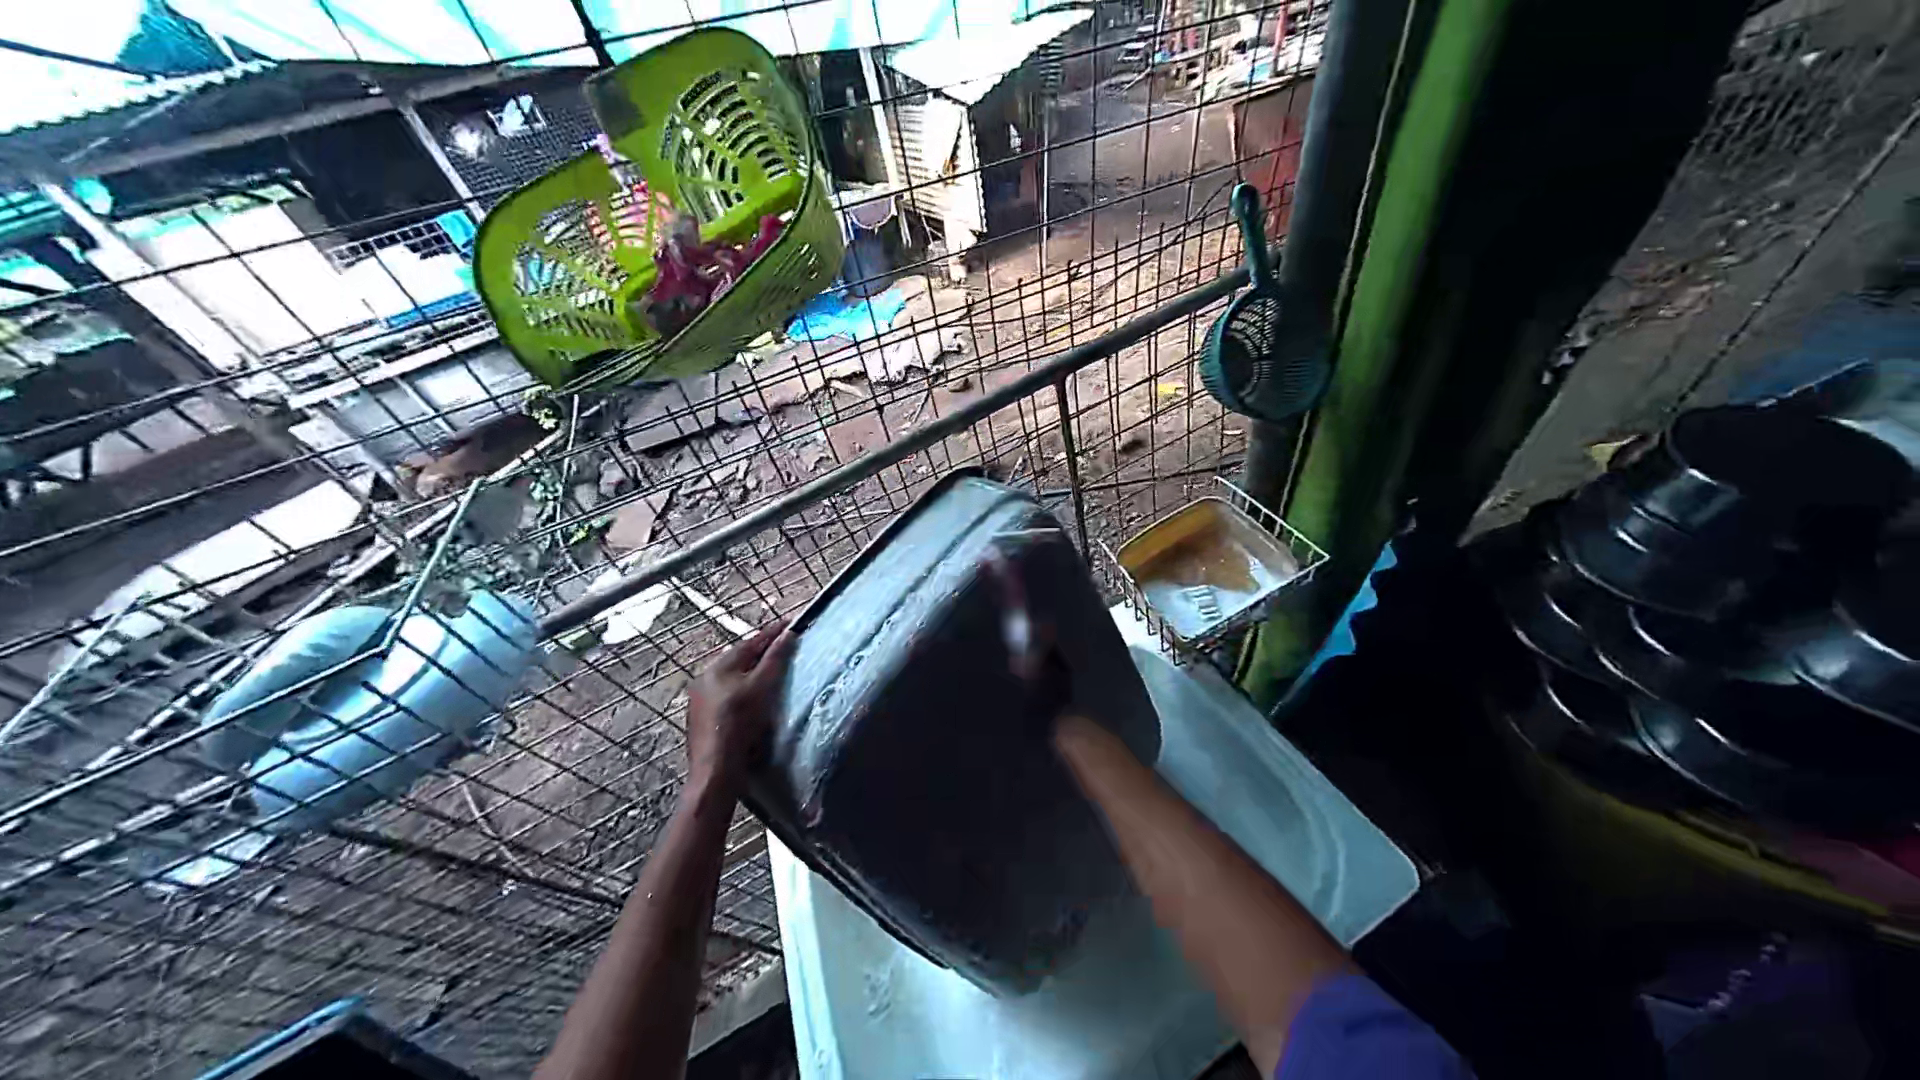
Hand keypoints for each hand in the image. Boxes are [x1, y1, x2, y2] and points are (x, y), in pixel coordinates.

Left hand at [685, 619, 794, 793]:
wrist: (715, 768)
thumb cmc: (740, 723)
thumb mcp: (763, 687)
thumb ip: (775, 659)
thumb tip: (788, 633)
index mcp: (719, 665)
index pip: (752, 642)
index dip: (774, 633)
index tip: (792, 624)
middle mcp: (705, 677)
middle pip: (741, 658)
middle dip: (762, 651)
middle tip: (785, 647)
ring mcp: (701, 698)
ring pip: (733, 677)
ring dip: (752, 672)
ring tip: (773, 672)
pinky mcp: (702, 717)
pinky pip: (727, 694)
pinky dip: (743, 690)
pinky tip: (754, 699)